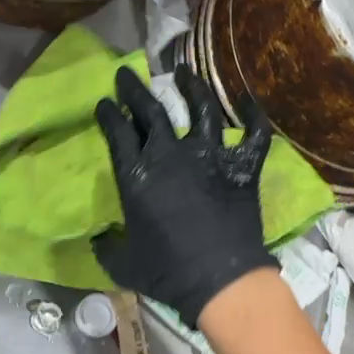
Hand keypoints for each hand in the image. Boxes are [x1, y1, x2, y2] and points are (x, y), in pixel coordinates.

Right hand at [93, 64, 276, 327]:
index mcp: (136, 176)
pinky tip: (248, 98)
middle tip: (127, 75)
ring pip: (202, 108)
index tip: (105, 103)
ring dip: (191, 86)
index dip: (109, 114)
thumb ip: (106, 246)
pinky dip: (253, 114)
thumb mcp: (121, 264)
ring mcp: (210, 156)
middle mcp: (170, 155)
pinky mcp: (243, 166)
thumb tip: (99, 237)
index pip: (117, 132)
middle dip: (135, 90)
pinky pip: (253, 132)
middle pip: (151, 111)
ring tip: (184, 72)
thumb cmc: (165, 273)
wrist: (219, 280)